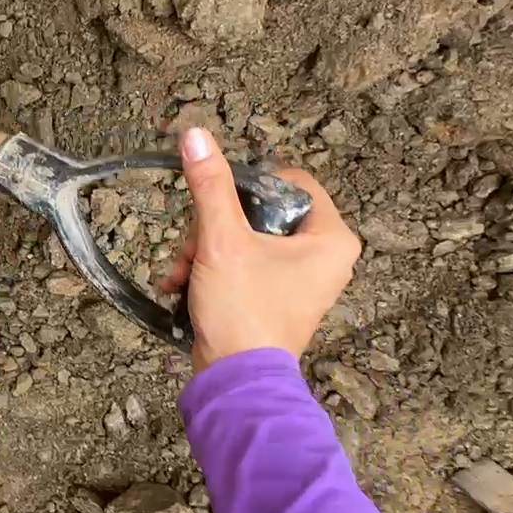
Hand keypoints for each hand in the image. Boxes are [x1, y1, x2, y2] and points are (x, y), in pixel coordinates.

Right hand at [157, 128, 360, 370]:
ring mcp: (300, 279)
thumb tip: (196, 136)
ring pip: (242, 240)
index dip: (247, 186)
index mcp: (331, 237)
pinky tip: (184, 286)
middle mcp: (324, 256)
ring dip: (202, 252)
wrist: (235, 376)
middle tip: (193, 250)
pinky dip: (210, 271)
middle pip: (258, 213)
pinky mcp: (274, 297)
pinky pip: (241, 265)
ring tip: (181, 273)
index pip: (290, 182)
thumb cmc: (242, 310)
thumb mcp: (221, 241)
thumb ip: (210, 186)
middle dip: (212, 229)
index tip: (217, 206)